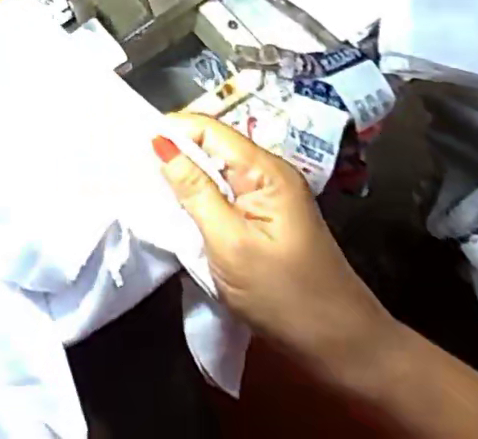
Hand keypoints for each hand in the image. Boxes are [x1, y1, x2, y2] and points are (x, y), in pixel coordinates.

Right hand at [154, 114, 394, 374]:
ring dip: (184, 174)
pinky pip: (224, 188)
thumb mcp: (230, 244)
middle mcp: (268, 171)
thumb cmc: (286, 298)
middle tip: (134, 168)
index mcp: (265, 170)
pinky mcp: (265, 213)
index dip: (170, 130)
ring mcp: (269, 192)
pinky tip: (179, 206)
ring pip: (215, 166)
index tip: (133, 146)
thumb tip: (160, 144)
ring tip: (149, 185)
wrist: (344, 348)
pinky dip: (199, 193)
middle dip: (173, 151)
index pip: (208, 128)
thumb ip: (194, 191)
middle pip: (211, 143)